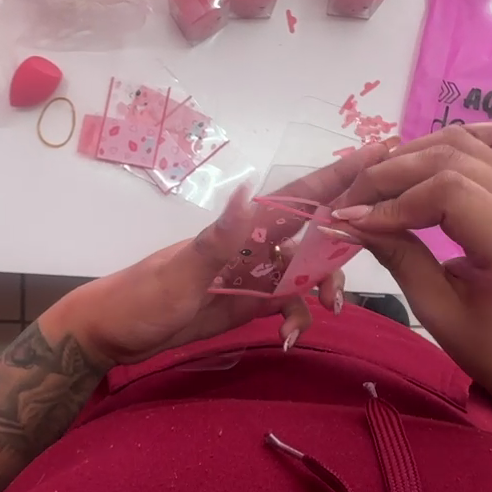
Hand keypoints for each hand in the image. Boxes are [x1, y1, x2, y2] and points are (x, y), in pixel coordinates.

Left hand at [50, 141, 391, 366]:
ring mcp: (250, 278)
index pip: (297, 199)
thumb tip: (250, 193)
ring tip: (323, 316)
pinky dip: (294, 318)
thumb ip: (218, 240)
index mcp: (240, 231)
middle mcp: (252, 248)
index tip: (379, 155)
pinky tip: (288, 337)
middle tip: (347, 283)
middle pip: (311, 239)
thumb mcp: (180, 273)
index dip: (337, 177)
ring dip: (318, 292)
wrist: (111, 334)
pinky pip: (284, 306)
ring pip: (303, 276)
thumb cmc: (141, 298)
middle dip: (337, 254)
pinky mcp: (244, 306)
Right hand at [328, 123, 491, 406]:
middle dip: (392, 173)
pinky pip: (490, 144)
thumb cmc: (486, 345)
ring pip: (466, 142)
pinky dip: (450, 144)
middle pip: (454, 157)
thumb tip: (348, 221)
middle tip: (353, 200)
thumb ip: (397, 256)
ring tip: (377, 185)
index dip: (394, 200)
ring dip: (412, 155)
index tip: (353, 220)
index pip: (449, 192)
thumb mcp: (434, 309)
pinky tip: (423, 165)